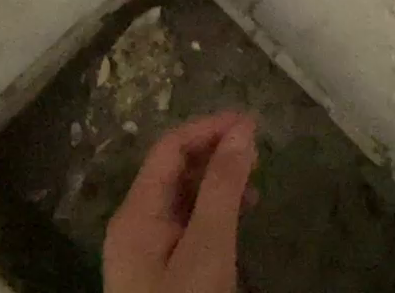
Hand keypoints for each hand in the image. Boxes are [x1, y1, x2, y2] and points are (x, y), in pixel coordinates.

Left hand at [104, 112, 258, 292]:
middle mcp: (135, 224)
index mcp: (136, 214)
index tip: (254, 125)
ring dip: (218, 178)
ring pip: (183, 193)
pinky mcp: (160, 269)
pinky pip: (186, 219)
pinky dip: (215, 205)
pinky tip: (239, 214)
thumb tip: (243, 129)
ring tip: (255, 183)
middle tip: (258, 152)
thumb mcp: (208, 246)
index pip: (170, 148)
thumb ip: (223, 186)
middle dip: (216, 151)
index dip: (211, 128)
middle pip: (174, 168)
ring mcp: (145, 248)